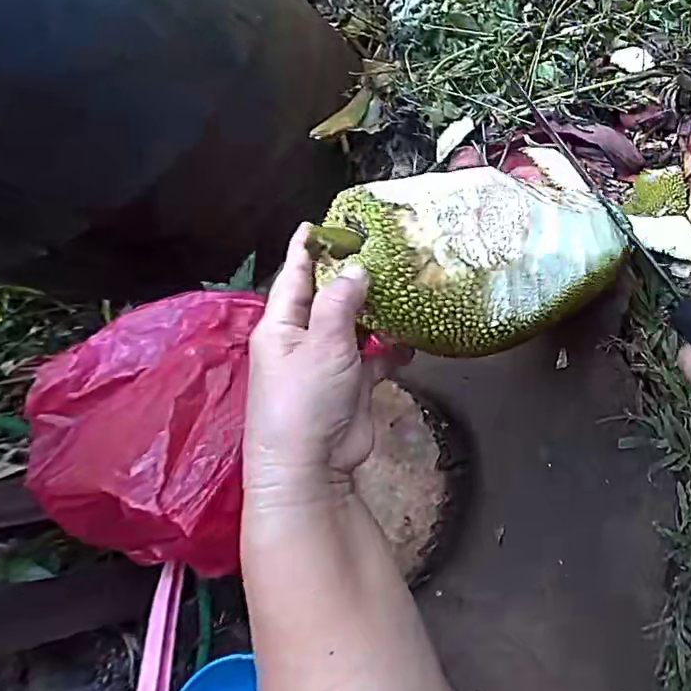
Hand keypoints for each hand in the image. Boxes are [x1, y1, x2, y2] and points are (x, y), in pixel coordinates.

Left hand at [245, 224, 410, 506]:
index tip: (316, 223)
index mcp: (282, 327)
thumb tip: (357, 270)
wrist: (313, 466)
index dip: (306, 250)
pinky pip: (377, 354)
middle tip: (380, 251)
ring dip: (379, 313)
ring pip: (358, 324)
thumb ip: (340, 303)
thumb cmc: (303, 401)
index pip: (295, 278)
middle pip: (330, 298)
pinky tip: (408, 344)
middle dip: (353, 277)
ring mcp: (330, 361)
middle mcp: (304, 339)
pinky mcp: (354, 381)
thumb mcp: (321, 345)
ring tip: (403, 292)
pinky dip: (392, 348)